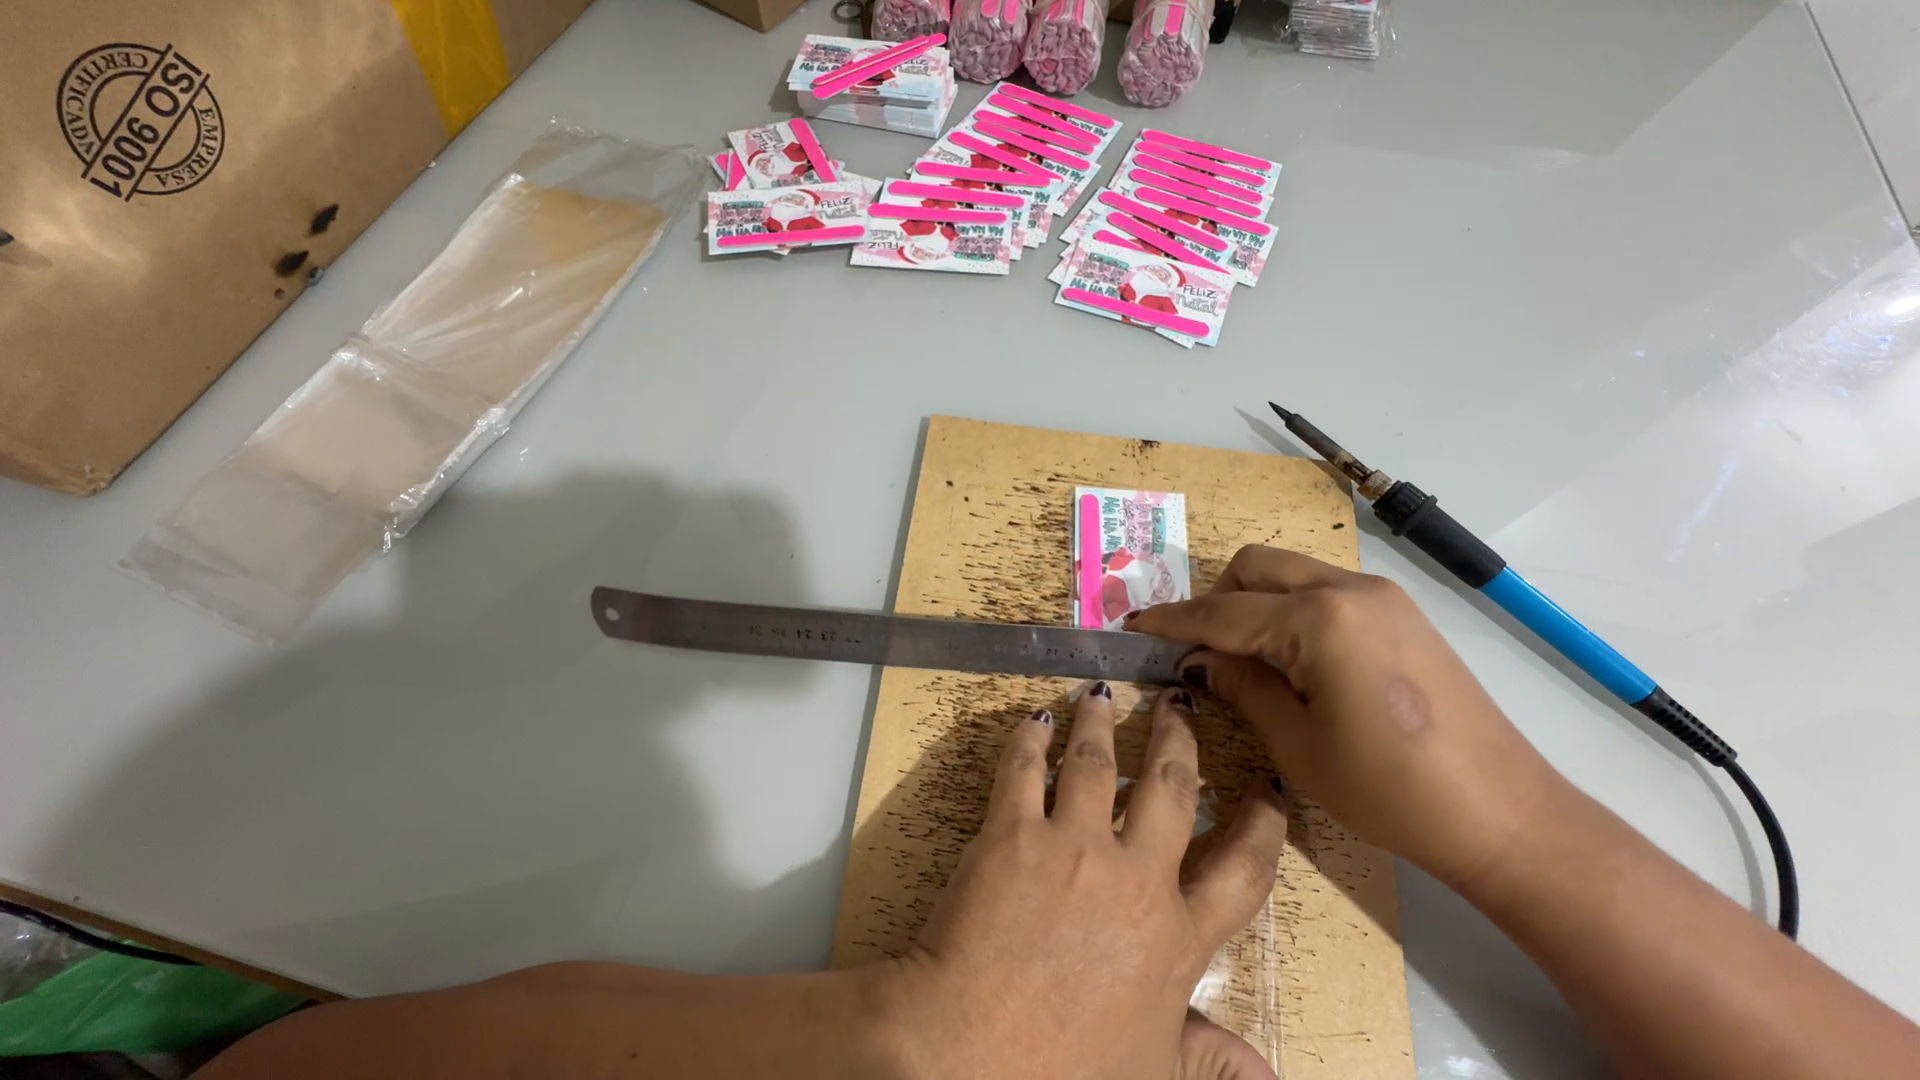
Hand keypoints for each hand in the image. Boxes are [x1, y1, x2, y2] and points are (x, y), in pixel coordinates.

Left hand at [872, 685, 1291, 1079]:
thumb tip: (1265, 1074)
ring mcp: (1072, 847)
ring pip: (1098, 763)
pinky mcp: (1012, 834)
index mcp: (1176, 937)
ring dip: (1101, 723)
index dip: (1261, 825)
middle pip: (1171, 789)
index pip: (1239, 870)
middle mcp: (1134, 878)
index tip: (1268, 786)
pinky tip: (1034, 720)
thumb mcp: (1152, 1070)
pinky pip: (1026, 770)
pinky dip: (1030, 739)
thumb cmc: (1063, 1070)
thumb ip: (1209, 1060)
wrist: (968, 1051)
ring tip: (1101, 694)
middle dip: (1179, 739)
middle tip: (1180, 703)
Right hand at [1127, 545, 1567, 889]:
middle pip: (1255, 567)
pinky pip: (1324, 590)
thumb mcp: (1296, 744)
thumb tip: (1195, 660)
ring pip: (1291, 572)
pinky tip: (1288, 658)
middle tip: (1193, 649)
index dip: (1173, 622)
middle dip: (1214, 598)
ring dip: (1253, 601)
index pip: (1223, 612)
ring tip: (1238, 657)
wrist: (1503, 814)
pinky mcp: (1401, 614)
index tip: (1133, 628)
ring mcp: (1382, 596)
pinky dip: (1290, 609)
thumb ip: (1240, 686)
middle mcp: (1349, 589)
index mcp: (1318, 619)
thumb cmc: (1388, 789)